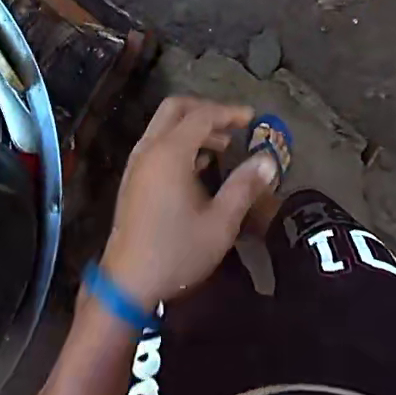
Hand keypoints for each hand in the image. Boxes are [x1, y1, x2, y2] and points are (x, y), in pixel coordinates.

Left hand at [101, 97, 277, 307]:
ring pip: (164, 126)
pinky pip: (157, 144)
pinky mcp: (133, 179)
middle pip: (176, 109)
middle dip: (206, 110)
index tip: (252, 118)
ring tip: (223, 146)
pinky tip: (200, 165)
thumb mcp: (220, 222)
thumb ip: (244, 186)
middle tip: (232, 124)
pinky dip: (179, 142)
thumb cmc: (177, 252)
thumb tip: (268, 161)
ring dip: (192, 127)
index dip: (229, 113)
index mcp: (170, 153)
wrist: (127, 285)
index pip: (202, 116)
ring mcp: (137, 164)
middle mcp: (149, 150)